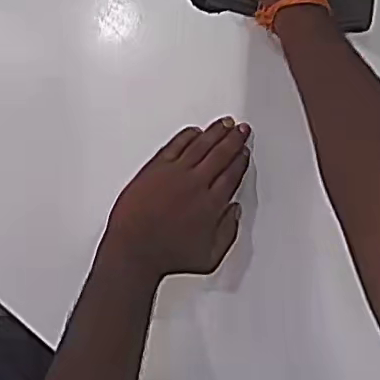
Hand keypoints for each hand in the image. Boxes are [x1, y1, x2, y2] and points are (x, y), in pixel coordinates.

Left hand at [98, 120, 249, 285]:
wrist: (134, 246)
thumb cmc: (167, 254)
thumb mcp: (209, 256)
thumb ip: (228, 232)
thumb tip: (234, 211)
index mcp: (211, 205)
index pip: (232, 175)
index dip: (240, 160)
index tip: (245, 150)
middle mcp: (195, 184)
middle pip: (220, 155)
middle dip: (234, 139)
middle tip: (242, 129)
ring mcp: (175, 172)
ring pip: (200, 145)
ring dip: (215, 132)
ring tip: (226, 123)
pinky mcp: (156, 166)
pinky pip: (176, 145)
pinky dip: (187, 136)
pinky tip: (195, 131)